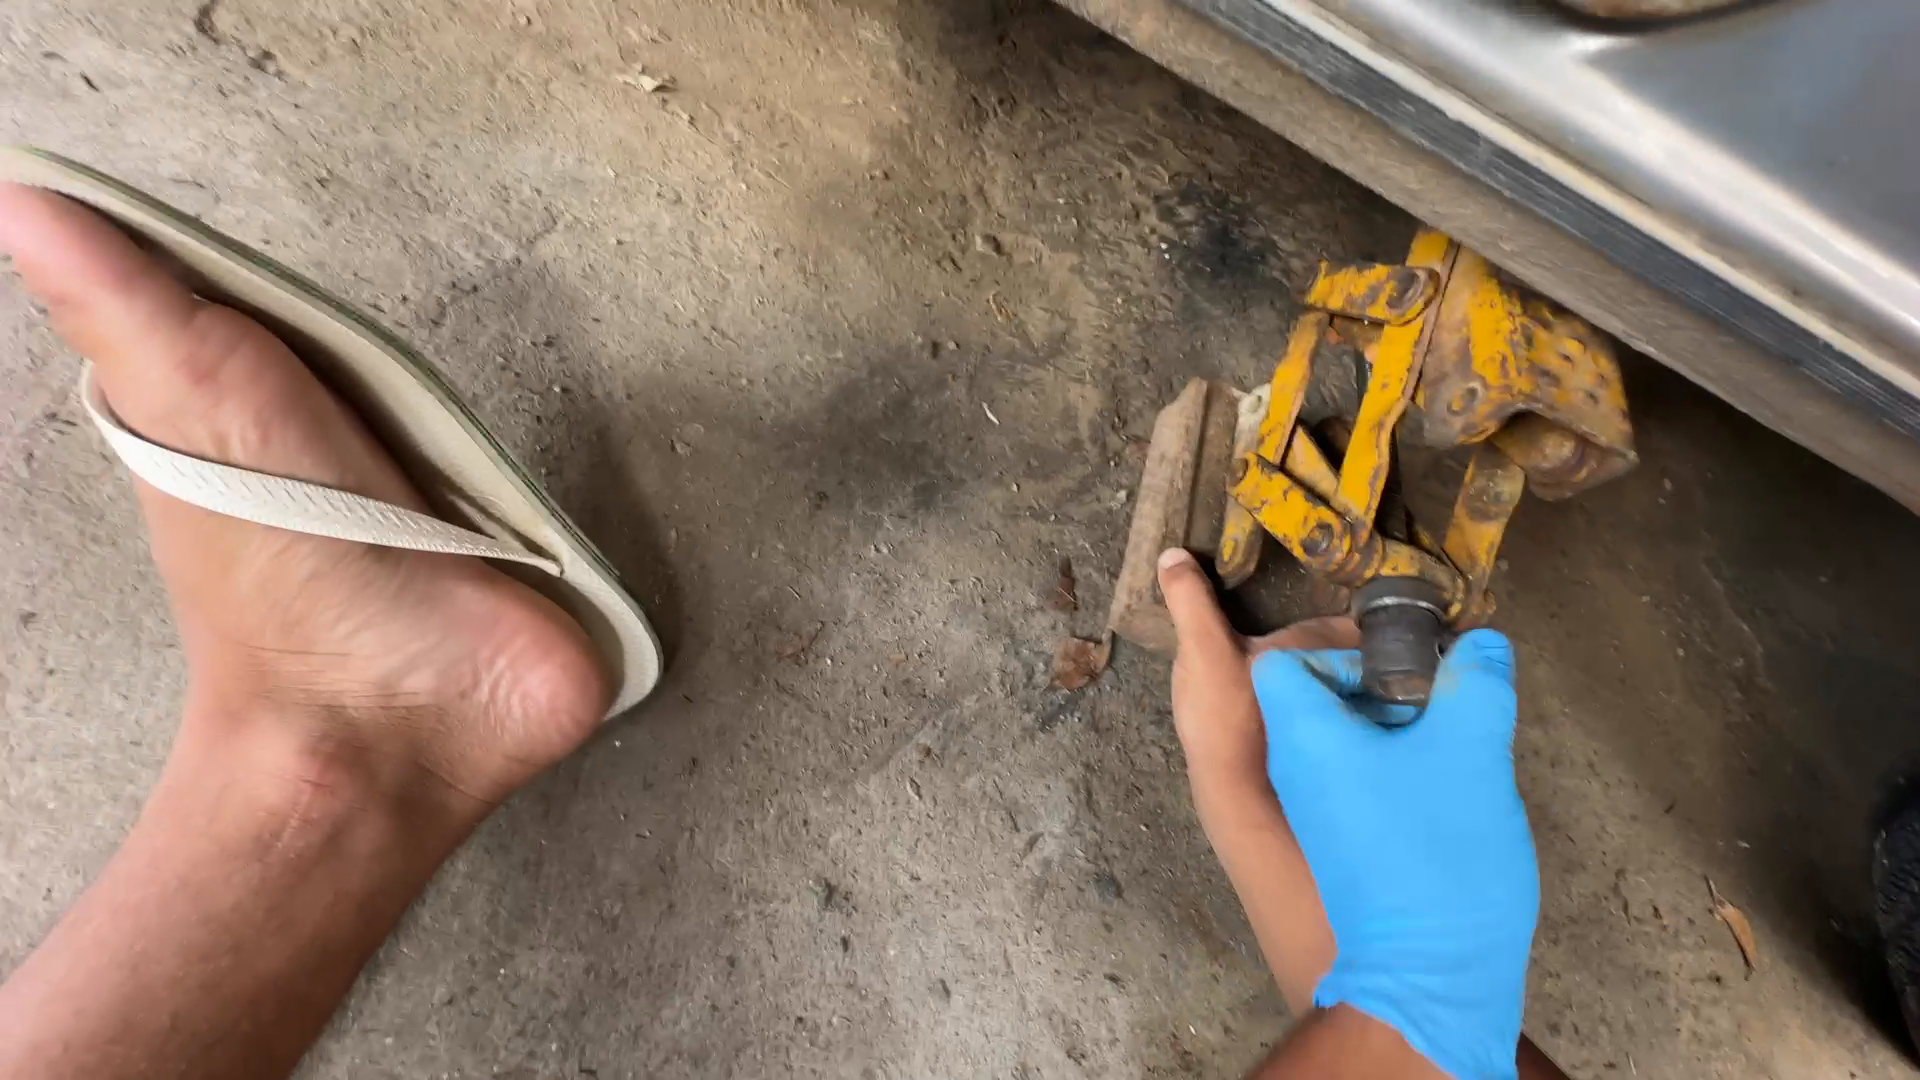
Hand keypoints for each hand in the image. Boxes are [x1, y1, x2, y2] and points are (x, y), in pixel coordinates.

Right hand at [1157, 547, 1356, 799]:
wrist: (1239, 792)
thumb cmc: (1229, 712)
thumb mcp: (1201, 647)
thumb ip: (1189, 600)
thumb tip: (1173, 553)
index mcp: (1323, 638)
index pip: (1355, 608)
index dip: (1352, 597)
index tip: (1334, 585)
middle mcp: (1344, 670)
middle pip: (1352, 642)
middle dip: (1340, 636)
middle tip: (1303, 622)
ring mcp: (1341, 707)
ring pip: (1344, 676)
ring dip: (1333, 670)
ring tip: (1298, 660)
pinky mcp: (1325, 738)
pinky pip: (1336, 705)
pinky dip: (1327, 701)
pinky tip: (1292, 702)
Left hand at [1253, 632, 1537, 1079]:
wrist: (1427, 972)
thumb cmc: (1437, 852)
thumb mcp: (1469, 755)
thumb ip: (1474, 687)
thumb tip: (1484, 642)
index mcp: (1300, 733)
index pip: (1278, 661)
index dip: (1331, 650)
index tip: (1392, 668)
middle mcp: (1289, 762)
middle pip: (1308, 693)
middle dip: (1370, 684)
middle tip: (1432, 697)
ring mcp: (1308, 800)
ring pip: (1333, 733)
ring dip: (1386, 722)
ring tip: (1447, 735)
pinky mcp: (1334, 831)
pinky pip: (1347, 770)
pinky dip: (1386, 758)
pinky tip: (1441, 777)